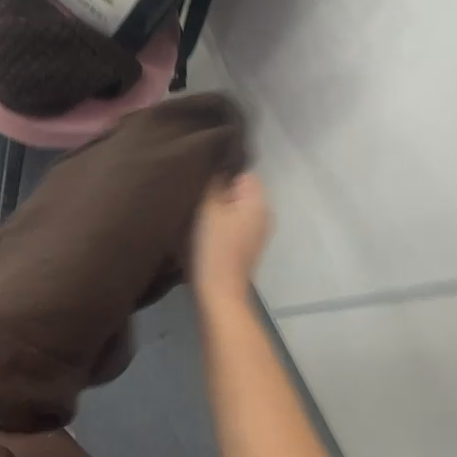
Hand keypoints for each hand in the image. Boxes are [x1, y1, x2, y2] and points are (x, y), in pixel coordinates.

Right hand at [190, 172, 271, 303]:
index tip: (200, 176)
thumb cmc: (213, 248)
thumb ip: (214, 182)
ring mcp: (256, 232)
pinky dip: (218, 223)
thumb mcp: (208, 209)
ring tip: (194, 210)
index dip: (221, 170)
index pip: (242, 170)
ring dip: (216, 207)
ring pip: (233, 207)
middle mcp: (263, 214)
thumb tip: (216, 164)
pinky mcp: (245, 246)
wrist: (218, 292)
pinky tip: (202, 229)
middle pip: (238, 190)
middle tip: (193, 193)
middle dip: (218, 190)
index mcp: (258, 201)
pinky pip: (232, 223)